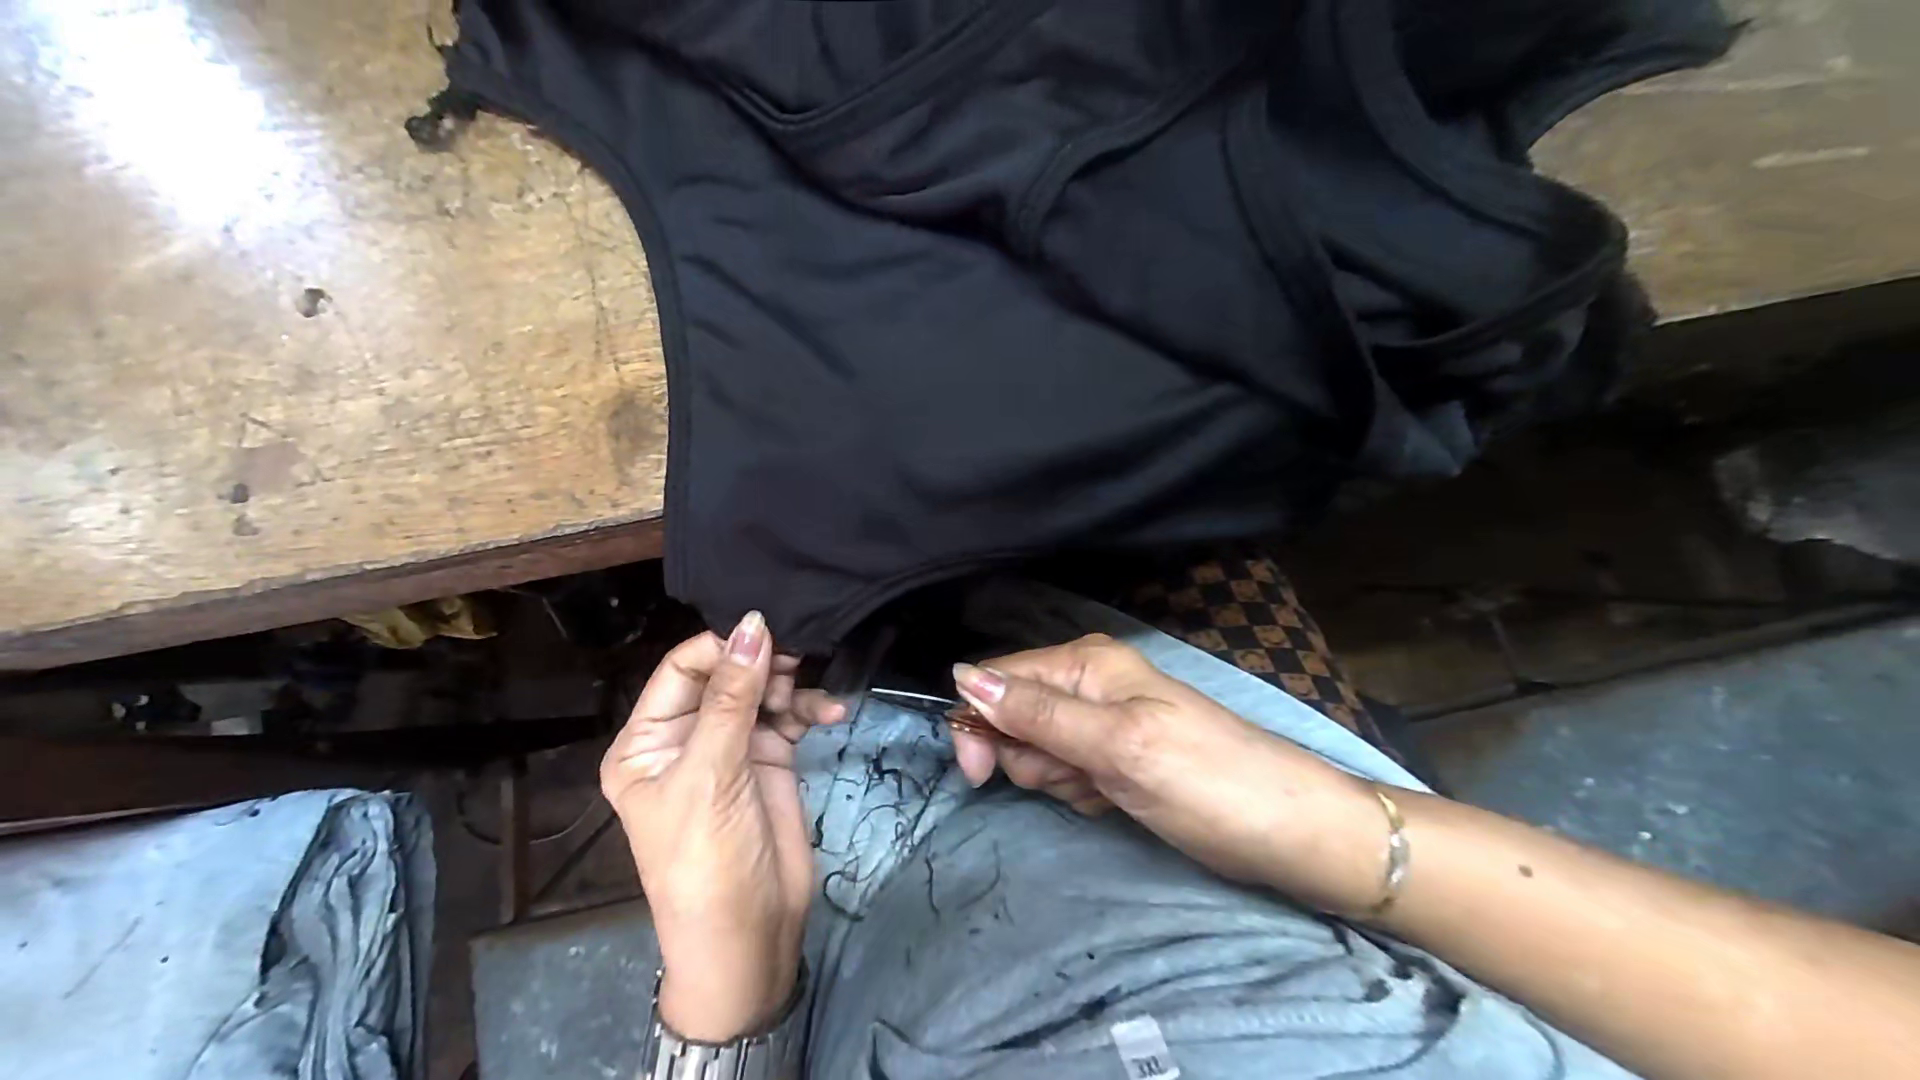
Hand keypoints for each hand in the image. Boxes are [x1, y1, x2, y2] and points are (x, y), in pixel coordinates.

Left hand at [599, 612, 845, 1040]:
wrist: (750, 934)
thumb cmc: (706, 857)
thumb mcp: (712, 775)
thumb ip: (733, 698)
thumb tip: (753, 624)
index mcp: (647, 741)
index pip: (681, 671)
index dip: (721, 648)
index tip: (766, 631)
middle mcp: (688, 737)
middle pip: (726, 676)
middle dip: (762, 665)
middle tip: (799, 658)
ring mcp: (732, 746)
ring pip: (762, 692)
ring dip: (790, 687)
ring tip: (810, 698)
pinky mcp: (770, 758)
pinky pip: (789, 717)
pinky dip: (810, 710)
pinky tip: (831, 713)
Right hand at [945, 634, 1386, 913]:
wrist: (1290, 833)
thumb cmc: (1207, 782)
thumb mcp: (1118, 745)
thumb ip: (1039, 712)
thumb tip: (962, 675)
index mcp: (1086, 663)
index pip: (999, 678)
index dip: (979, 722)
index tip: (980, 774)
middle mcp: (1088, 682)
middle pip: (1013, 715)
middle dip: (1029, 757)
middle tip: (1076, 778)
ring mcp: (1102, 721)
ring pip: (1036, 748)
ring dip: (1056, 778)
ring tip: (1105, 789)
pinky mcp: (1112, 755)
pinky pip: (1064, 771)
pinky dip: (1078, 791)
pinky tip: (1114, 800)